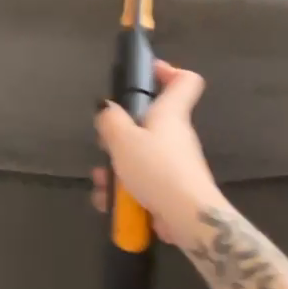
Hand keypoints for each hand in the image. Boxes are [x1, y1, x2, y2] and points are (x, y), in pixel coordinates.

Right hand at [94, 60, 218, 231]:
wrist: (186, 217)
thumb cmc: (156, 168)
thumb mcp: (123, 139)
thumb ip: (111, 120)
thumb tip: (107, 108)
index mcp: (171, 114)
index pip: (185, 81)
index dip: (168, 72)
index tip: (146, 75)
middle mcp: (176, 136)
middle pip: (149, 124)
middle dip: (120, 136)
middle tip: (104, 145)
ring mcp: (175, 164)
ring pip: (140, 158)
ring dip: (116, 169)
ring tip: (101, 184)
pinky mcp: (171, 190)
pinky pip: (143, 184)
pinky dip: (124, 193)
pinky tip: (109, 205)